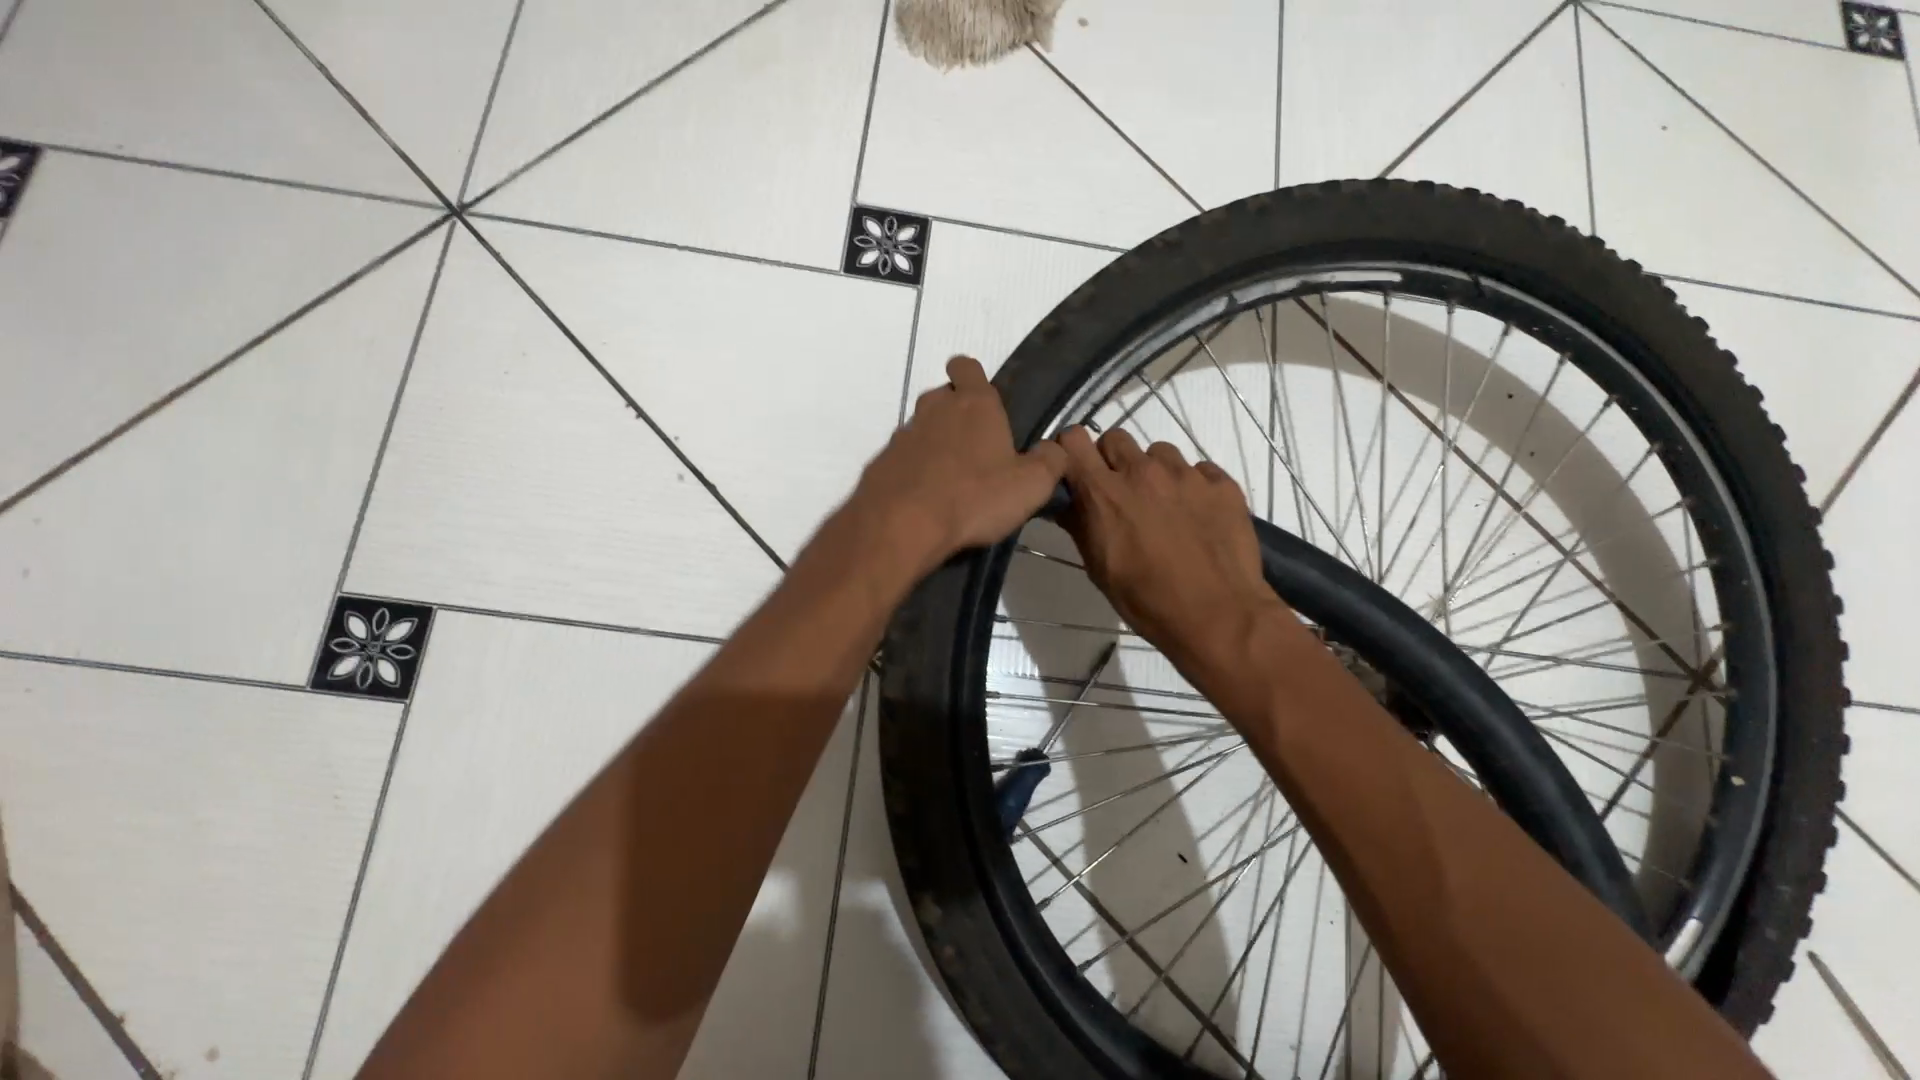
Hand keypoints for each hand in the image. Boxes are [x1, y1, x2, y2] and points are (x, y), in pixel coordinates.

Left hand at [844, 356, 1067, 577]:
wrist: (902, 525)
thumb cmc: (974, 497)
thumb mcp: (1031, 485)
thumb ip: (1050, 461)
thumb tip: (1056, 448)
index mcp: (974, 404)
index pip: (967, 367)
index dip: (972, 377)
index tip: (982, 399)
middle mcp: (935, 409)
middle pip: (943, 397)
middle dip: (956, 414)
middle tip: (976, 448)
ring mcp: (903, 434)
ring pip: (923, 428)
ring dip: (935, 444)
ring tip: (952, 479)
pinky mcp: (882, 462)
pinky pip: (903, 458)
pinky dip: (915, 470)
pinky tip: (926, 498)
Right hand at [1058, 427, 1286, 670]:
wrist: (1218, 616)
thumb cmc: (1147, 600)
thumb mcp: (1099, 569)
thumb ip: (1080, 525)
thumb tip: (1065, 503)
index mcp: (1104, 493)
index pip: (1072, 439)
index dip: (1072, 451)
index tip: (1077, 470)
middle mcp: (1143, 472)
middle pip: (1116, 438)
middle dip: (1113, 460)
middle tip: (1121, 493)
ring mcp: (1186, 474)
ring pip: (1159, 452)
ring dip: (1154, 472)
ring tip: (1165, 507)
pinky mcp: (1222, 483)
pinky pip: (1199, 470)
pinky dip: (1193, 486)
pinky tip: (1197, 517)